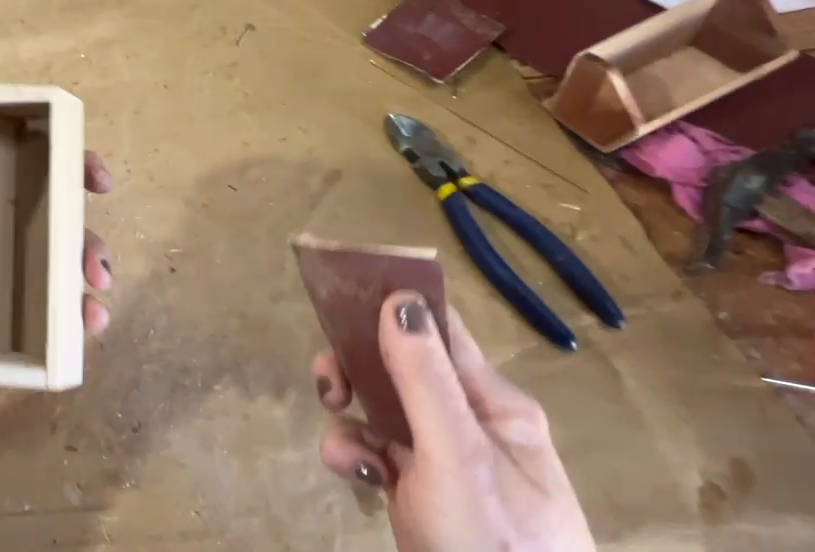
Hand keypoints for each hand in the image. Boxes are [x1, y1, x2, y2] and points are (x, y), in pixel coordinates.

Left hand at [0, 103, 113, 420]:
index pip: (15, 159)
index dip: (56, 152)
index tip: (85, 164)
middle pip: (53, 201)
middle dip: (85, 208)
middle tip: (98, 221)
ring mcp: (12, 272)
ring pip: (67, 250)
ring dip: (92, 257)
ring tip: (95, 283)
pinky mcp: (24, 315)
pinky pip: (67, 304)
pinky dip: (86, 308)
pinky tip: (89, 321)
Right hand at [312, 293, 595, 551]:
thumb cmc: (494, 542)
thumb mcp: (456, 457)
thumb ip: (424, 379)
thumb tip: (399, 297)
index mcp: (494, 405)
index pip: (439, 330)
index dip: (392, 304)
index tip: (339, 295)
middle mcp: (468, 422)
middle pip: (396, 365)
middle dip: (354, 368)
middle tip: (327, 383)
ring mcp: (442, 457)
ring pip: (376, 406)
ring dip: (346, 417)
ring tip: (341, 448)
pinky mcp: (416, 488)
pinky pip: (372, 448)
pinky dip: (353, 454)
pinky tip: (354, 477)